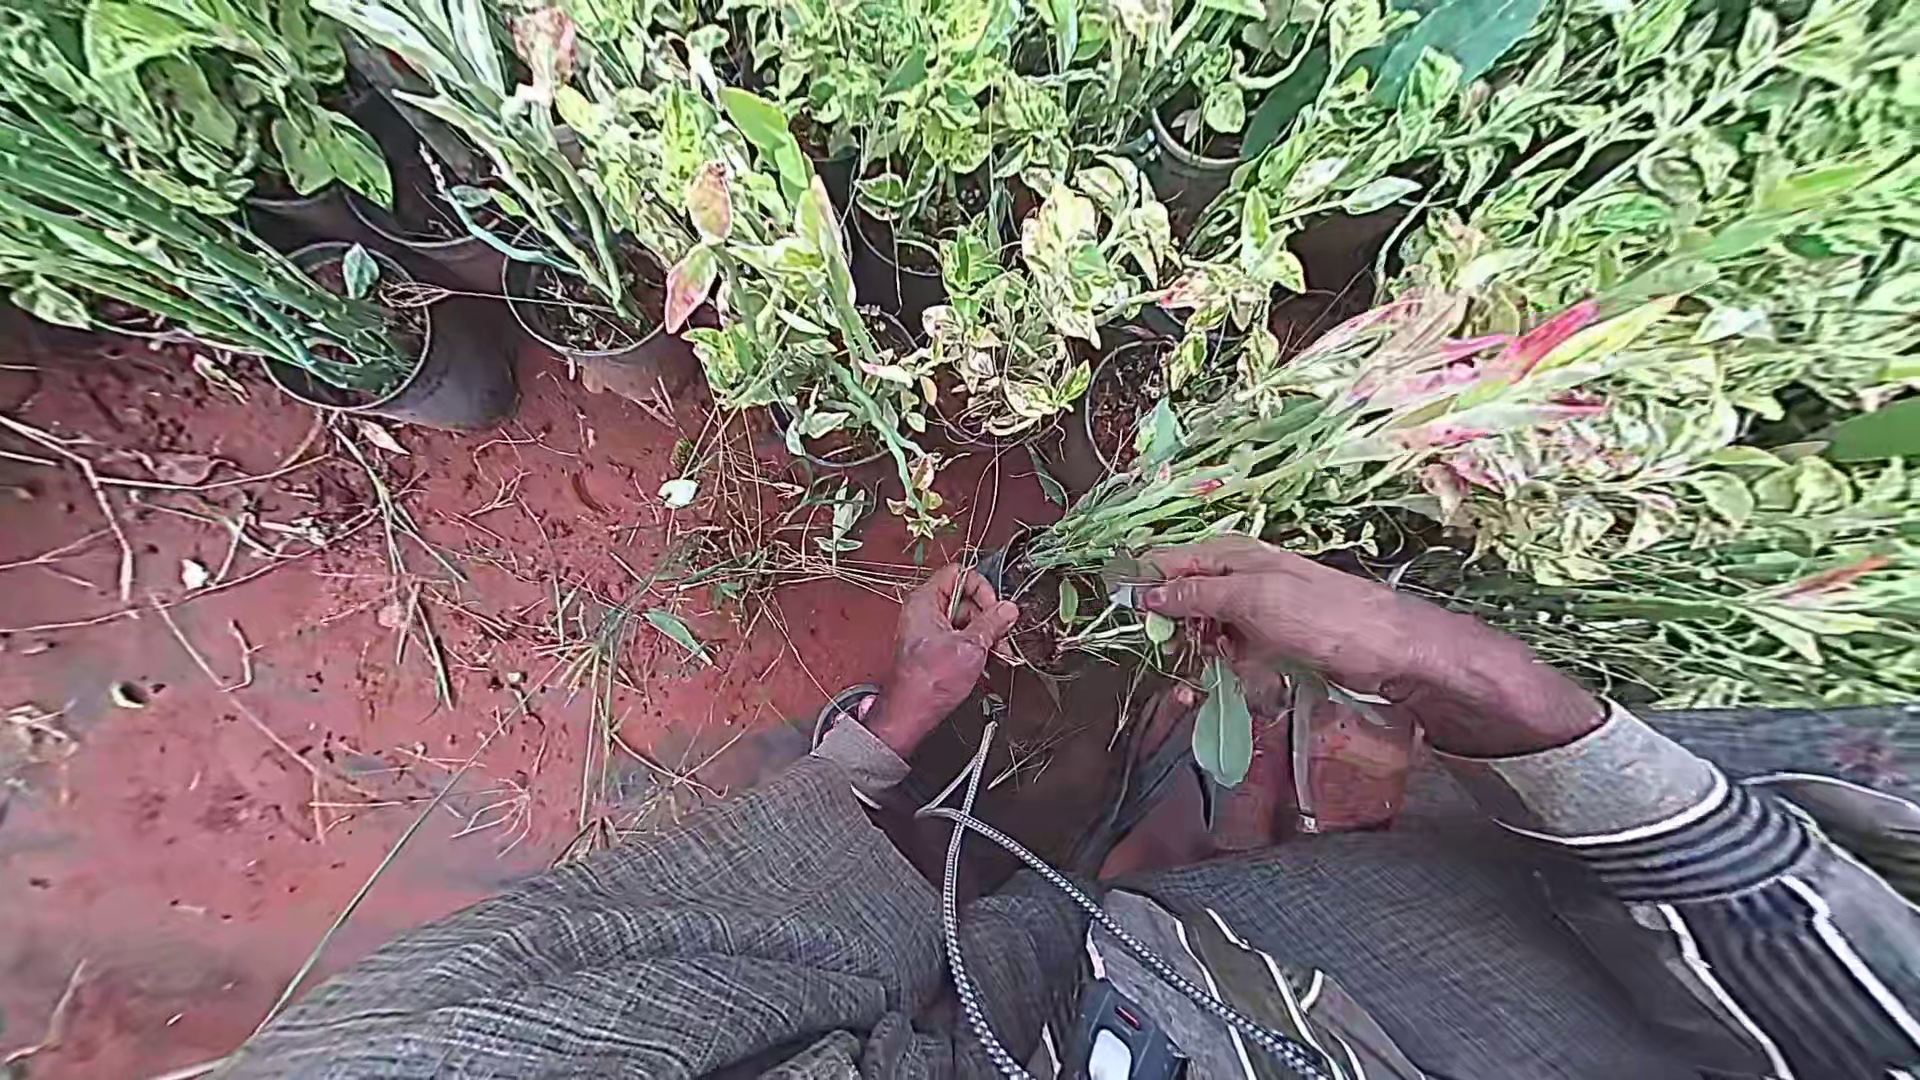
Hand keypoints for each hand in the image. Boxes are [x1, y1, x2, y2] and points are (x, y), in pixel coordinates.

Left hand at [866, 564, 1019, 756]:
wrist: (911, 713)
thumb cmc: (927, 682)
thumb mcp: (970, 647)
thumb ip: (992, 623)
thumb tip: (1008, 609)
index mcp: (925, 600)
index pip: (959, 573)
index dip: (981, 588)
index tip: (994, 608)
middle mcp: (924, 610)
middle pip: (965, 597)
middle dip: (987, 615)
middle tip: (1000, 633)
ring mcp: (928, 629)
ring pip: (965, 618)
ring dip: (985, 633)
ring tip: (997, 650)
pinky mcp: (933, 646)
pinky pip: (960, 635)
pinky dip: (975, 645)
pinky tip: (986, 659)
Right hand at [1141, 537, 1602, 756]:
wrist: (1397, 653)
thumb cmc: (1325, 617)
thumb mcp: (1253, 599)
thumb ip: (1196, 594)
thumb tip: (1145, 591)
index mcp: (1229, 557)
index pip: (1166, 561)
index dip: (1142, 585)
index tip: (1125, 616)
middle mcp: (1236, 578)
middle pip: (1179, 595)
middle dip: (1166, 626)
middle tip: (1165, 656)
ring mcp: (1252, 609)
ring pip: (1200, 627)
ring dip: (1190, 653)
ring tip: (1189, 683)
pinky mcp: (1266, 637)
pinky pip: (1226, 649)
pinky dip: (1216, 667)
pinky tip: (1213, 687)